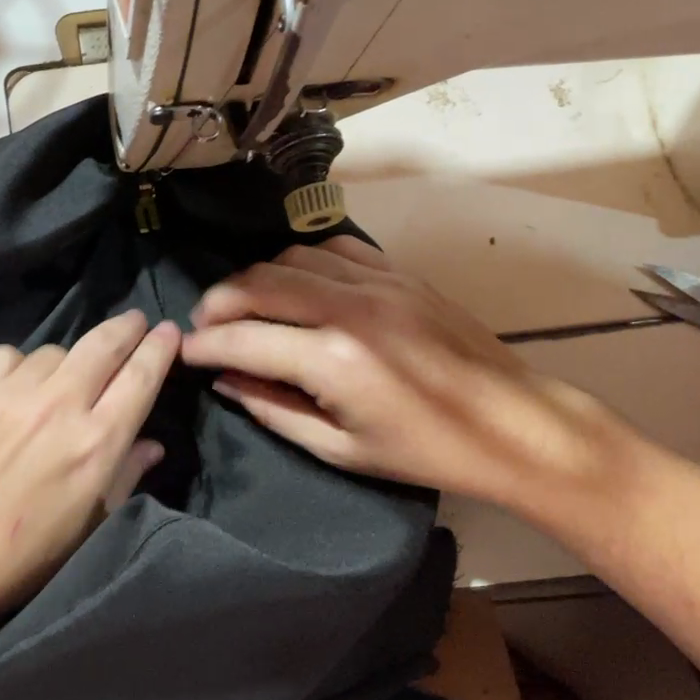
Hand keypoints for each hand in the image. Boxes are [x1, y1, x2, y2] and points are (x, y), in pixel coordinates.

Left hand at [0, 310, 181, 654]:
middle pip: (103, 344)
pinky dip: (22, 364)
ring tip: (68, 376)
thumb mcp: (90, 525)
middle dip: (126, 327)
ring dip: (70, 358)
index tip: (169, 332)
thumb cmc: (24, 556)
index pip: (141, 376)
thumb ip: (125, 476)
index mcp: (98, 442)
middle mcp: (60, 406)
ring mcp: (13, 394)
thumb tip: (150, 444)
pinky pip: (8, 356)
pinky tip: (20, 384)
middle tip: (135, 322)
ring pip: (55, 351)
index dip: (160, 348)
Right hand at [180, 236, 631, 513]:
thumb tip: (225, 379)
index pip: (243, 339)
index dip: (204, 345)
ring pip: (290, 258)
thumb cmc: (424, 451)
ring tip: (245, 306)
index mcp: (333, 361)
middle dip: (218, 303)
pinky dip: (301, 262)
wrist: (515, 425)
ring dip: (256, 280)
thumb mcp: (338, 449)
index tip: (184, 352)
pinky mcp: (400, 273)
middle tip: (203, 326)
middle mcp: (349, 309)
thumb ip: (272, 410)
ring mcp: (378, 283)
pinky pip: (333, 247)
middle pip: (258, 284)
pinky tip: (297, 286)